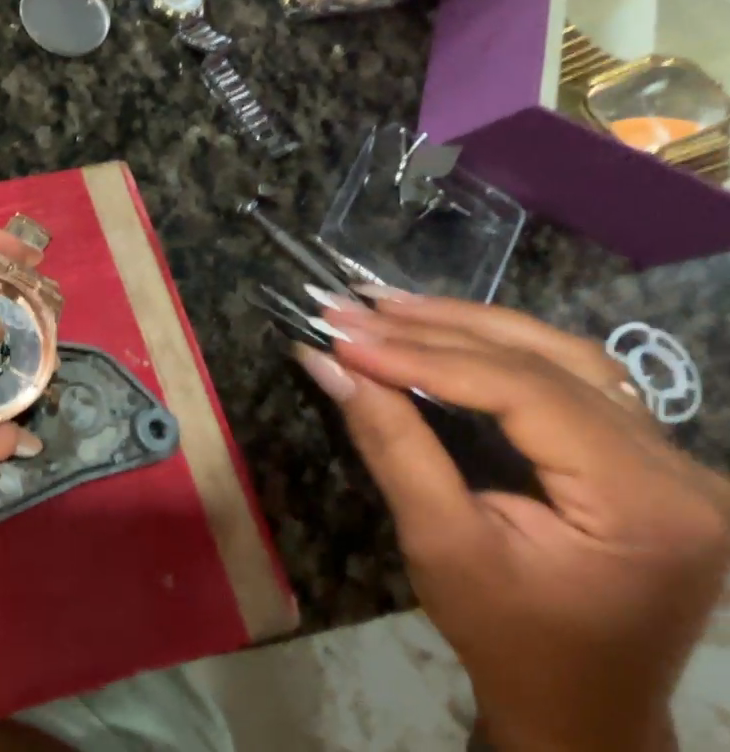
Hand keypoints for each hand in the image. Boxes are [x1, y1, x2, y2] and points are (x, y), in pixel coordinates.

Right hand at [294, 294, 729, 751]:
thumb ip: (392, 444)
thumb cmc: (507, 634)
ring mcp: (673, 462)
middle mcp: (680, 469)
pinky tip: (444, 332)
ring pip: (568, 359)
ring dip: (470, 326)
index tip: (341, 336)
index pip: (526, 393)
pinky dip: (501, 350)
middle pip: (551, 364)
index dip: (425, 356)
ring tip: (386, 305)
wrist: (577, 701)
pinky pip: (575, 382)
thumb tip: (327, 363)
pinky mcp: (645, 461)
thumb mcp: (440, 542)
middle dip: (438, 330)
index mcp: (646, 501)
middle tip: (348, 309)